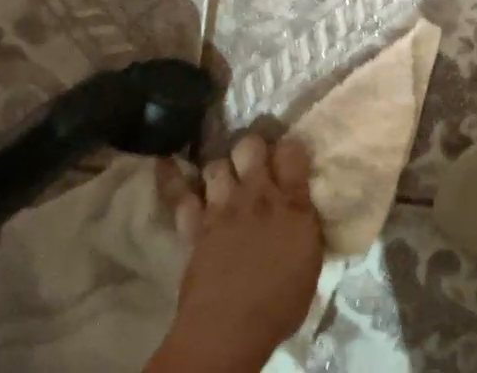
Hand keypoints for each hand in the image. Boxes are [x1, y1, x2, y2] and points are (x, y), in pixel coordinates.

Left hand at [147, 136, 323, 372]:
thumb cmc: (280, 301)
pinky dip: (172, 178)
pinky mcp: (194, 227)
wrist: (228, 330)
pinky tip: (165, 163)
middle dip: (252, 147)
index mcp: (293, 203)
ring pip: (216, 166)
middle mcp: (258, 196)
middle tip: (256, 160)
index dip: (290, 148)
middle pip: (250, 147)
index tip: (290, 157)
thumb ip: (305, 225)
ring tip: (224, 176)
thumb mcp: (311, 258)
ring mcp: (222, 209)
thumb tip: (303, 211)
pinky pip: (178, 195)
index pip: (293, 151)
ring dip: (221, 167)